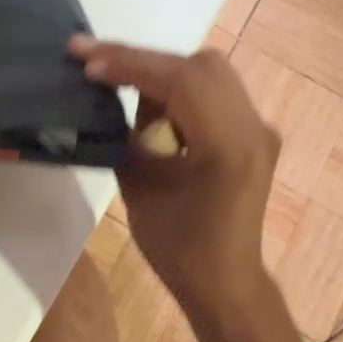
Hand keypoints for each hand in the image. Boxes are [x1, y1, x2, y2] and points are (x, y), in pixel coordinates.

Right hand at [68, 35, 278, 315]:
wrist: (222, 280)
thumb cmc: (175, 244)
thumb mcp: (140, 184)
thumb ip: (131, 132)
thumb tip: (115, 94)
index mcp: (228, 142)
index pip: (180, 80)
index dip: (130, 64)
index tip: (86, 61)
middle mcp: (252, 126)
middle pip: (199, 65)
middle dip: (143, 60)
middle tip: (94, 63)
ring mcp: (256, 129)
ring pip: (207, 73)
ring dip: (159, 72)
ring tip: (113, 81)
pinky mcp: (249, 135)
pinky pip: (211, 93)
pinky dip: (176, 89)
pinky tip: (146, 105)